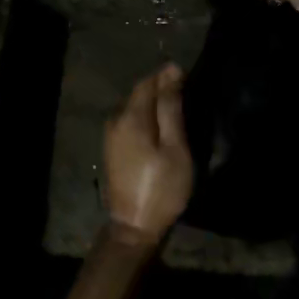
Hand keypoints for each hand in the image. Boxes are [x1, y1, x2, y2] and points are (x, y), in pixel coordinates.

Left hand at [104, 64, 194, 247]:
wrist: (134, 226)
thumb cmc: (162, 187)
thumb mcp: (175, 147)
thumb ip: (171, 108)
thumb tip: (171, 72)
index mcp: (130, 117)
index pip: (147, 82)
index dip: (166, 75)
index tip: (187, 73)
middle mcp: (115, 120)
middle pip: (138, 93)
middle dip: (160, 86)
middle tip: (186, 88)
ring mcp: (110, 135)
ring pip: (133, 107)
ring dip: (153, 102)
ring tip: (176, 104)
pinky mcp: (112, 148)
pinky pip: (129, 120)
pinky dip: (145, 116)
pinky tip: (160, 125)